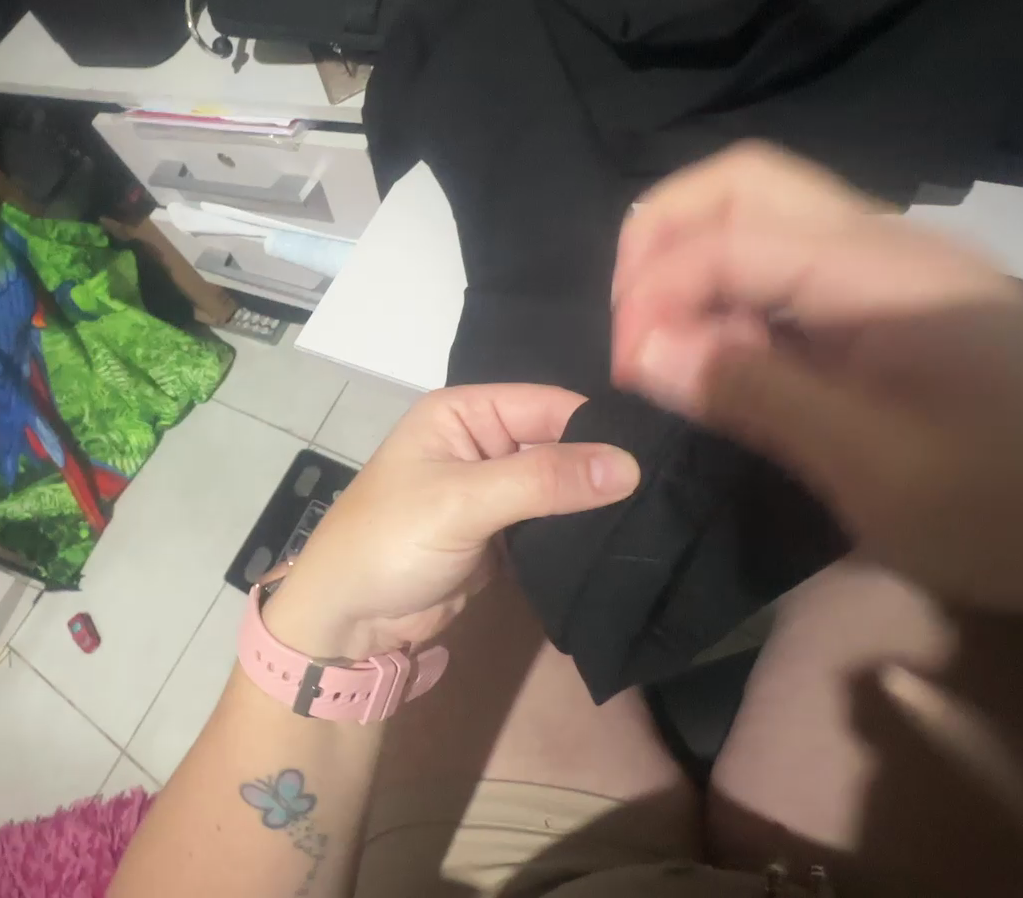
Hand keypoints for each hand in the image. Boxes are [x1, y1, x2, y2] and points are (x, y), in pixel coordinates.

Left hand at [263, 384, 639, 659]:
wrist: (349, 618)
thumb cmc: (391, 540)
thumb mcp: (462, 501)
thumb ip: (543, 481)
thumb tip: (630, 465)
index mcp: (464, 413)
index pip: (548, 404)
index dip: (600, 425)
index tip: (662, 455)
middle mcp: (481, 441)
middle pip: (558, 442)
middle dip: (602, 465)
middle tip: (673, 490)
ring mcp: (493, 489)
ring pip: (558, 484)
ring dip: (594, 501)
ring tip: (659, 516)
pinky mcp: (501, 532)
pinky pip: (550, 522)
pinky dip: (577, 531)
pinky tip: (621, 541)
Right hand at [607, 142, 1022, 636]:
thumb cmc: (1012, 514)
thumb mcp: (870, 465)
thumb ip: (751, 393)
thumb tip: (640, 351)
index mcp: (888, 270)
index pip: (732, 235)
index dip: (656, 290)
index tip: (624, 368)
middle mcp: (883, 246)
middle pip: (743, 186)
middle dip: (662, 240)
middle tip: (630, 322)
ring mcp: (882, 274)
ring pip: (755, 222)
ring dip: (690, 270)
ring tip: (663, 348)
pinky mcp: (876, 310)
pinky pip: (777, 277)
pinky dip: (724, 305)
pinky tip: (716, 363)